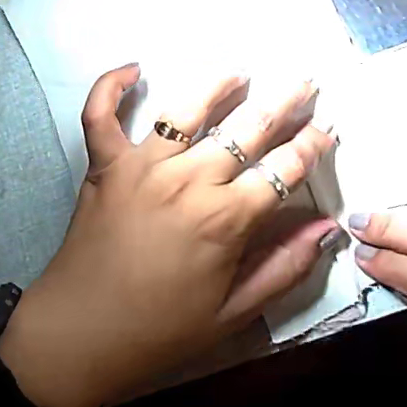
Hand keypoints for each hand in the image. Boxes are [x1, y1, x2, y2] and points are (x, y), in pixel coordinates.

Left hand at [0, 65, 341, 406]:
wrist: (77, 338)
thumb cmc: (161, 330)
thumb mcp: (234, 312)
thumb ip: (286, 266)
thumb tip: (328, 227)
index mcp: (226, 218)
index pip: (283, 168)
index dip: (311, 146)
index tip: (327, 129)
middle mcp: (189, 180)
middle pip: (247, 129)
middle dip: (284, 104)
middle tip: (305, 84)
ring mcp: (142, 167)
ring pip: (186, 112)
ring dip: (217, 87)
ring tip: (240, 74)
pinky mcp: (104, 167)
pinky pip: (101, 116)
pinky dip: (110, 88)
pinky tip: (132, 68)